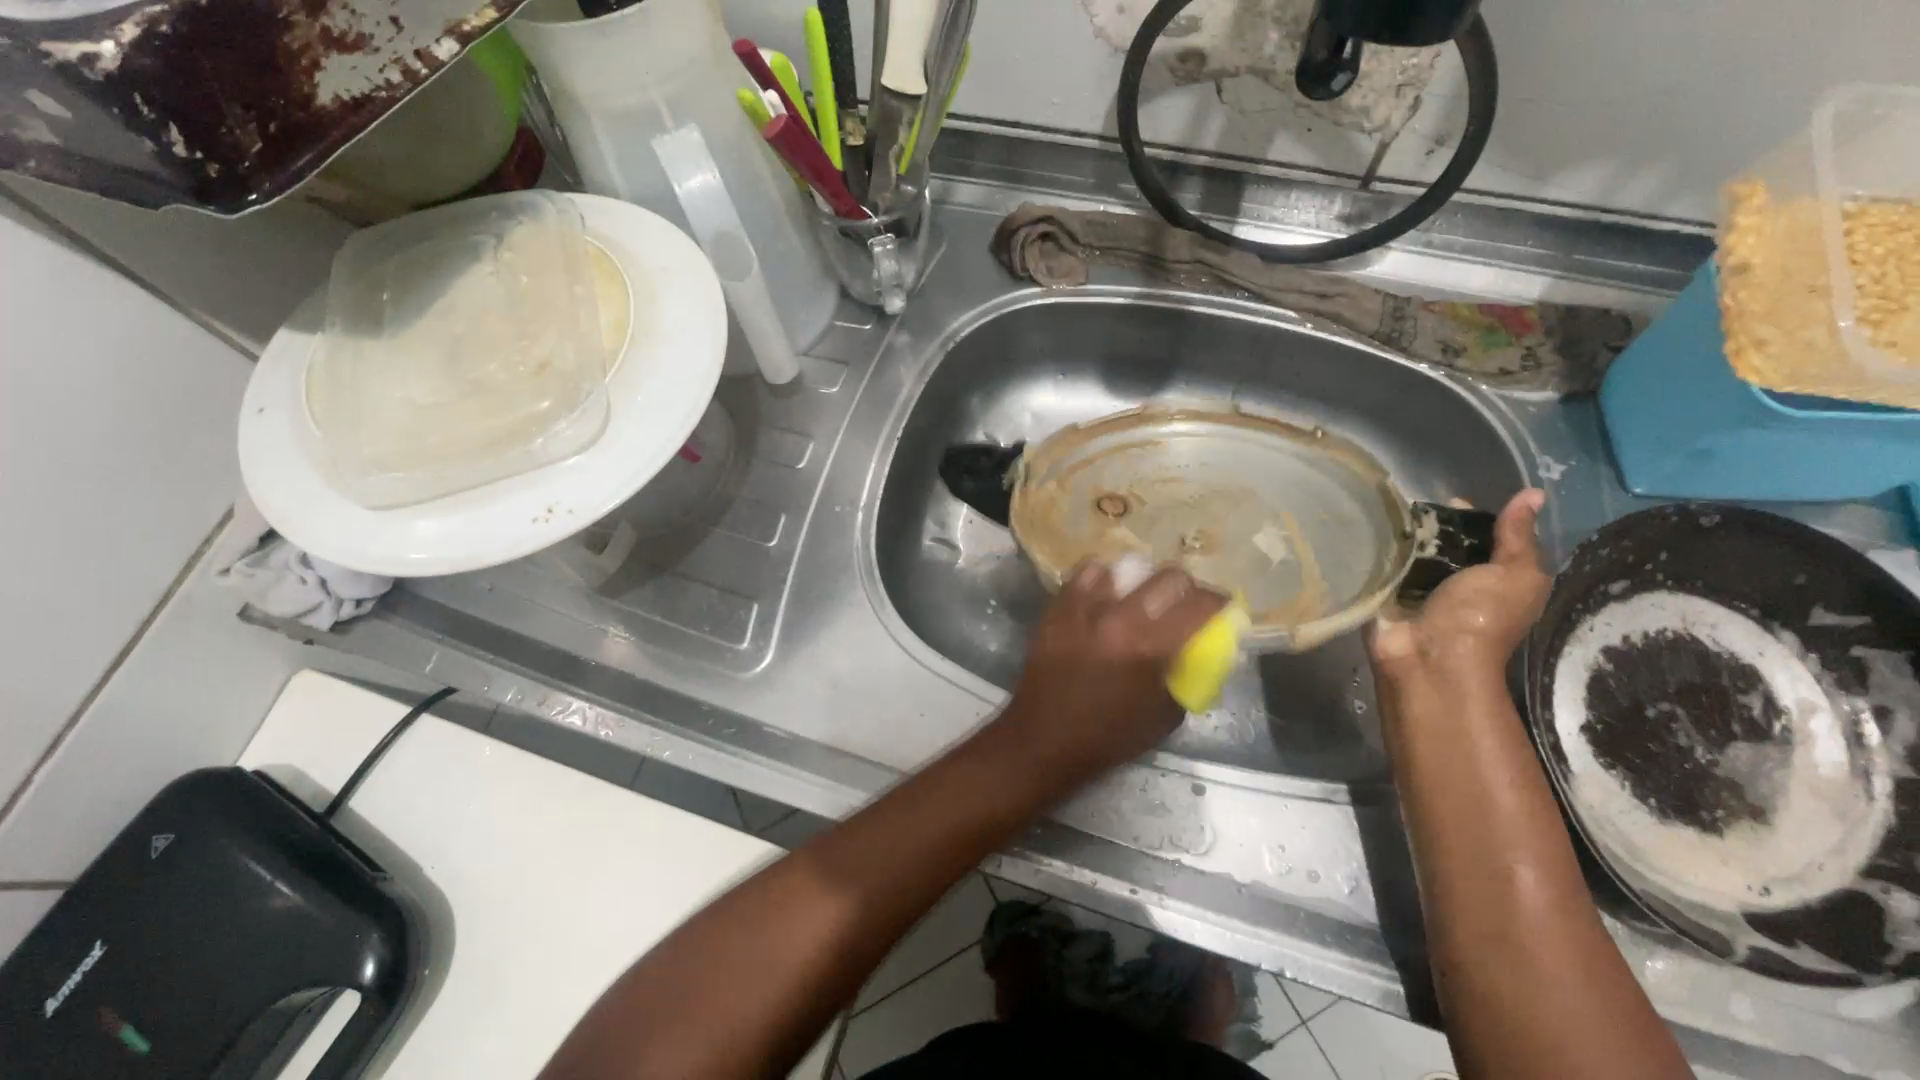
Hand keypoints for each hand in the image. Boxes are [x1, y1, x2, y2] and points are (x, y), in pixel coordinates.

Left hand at [997, 561, 1226, 782]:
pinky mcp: (1057, 608)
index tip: (1222, 608)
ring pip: (1125, 568)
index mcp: (1151, 647)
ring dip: (1140, 582)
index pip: (1200, 605)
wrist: (1043, 740)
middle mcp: (1119, 618)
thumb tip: (1199, 650)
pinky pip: (1086, 574)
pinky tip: (1104, 598)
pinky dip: (1102, 580)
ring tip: (1139, 598)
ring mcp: (1083, 608)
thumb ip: (1187, 675)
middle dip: (1186, 588)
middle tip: (1185, 604)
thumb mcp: (1166, 715)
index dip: (1220, 603)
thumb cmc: (1109, 737)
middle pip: (1169, 576)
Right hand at [1368, 489, 1550, 683]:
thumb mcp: (1515, 573)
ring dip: (1402, 533)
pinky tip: (1368, 528)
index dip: (1473, 516)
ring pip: (1413, 548)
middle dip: (1432, 522)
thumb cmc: (1480, 616)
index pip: (1486, 535)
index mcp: (1497, 576)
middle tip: (1412, 504)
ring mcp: (1419, 587)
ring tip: (1386, 510)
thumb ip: (1518, 535)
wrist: (1428, 659)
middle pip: (1446, 540)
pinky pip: (1384, 562)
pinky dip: (1378, 548)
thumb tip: (1533, 493)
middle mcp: (1459, 580)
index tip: (1451, 501)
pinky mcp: (1386, 592)